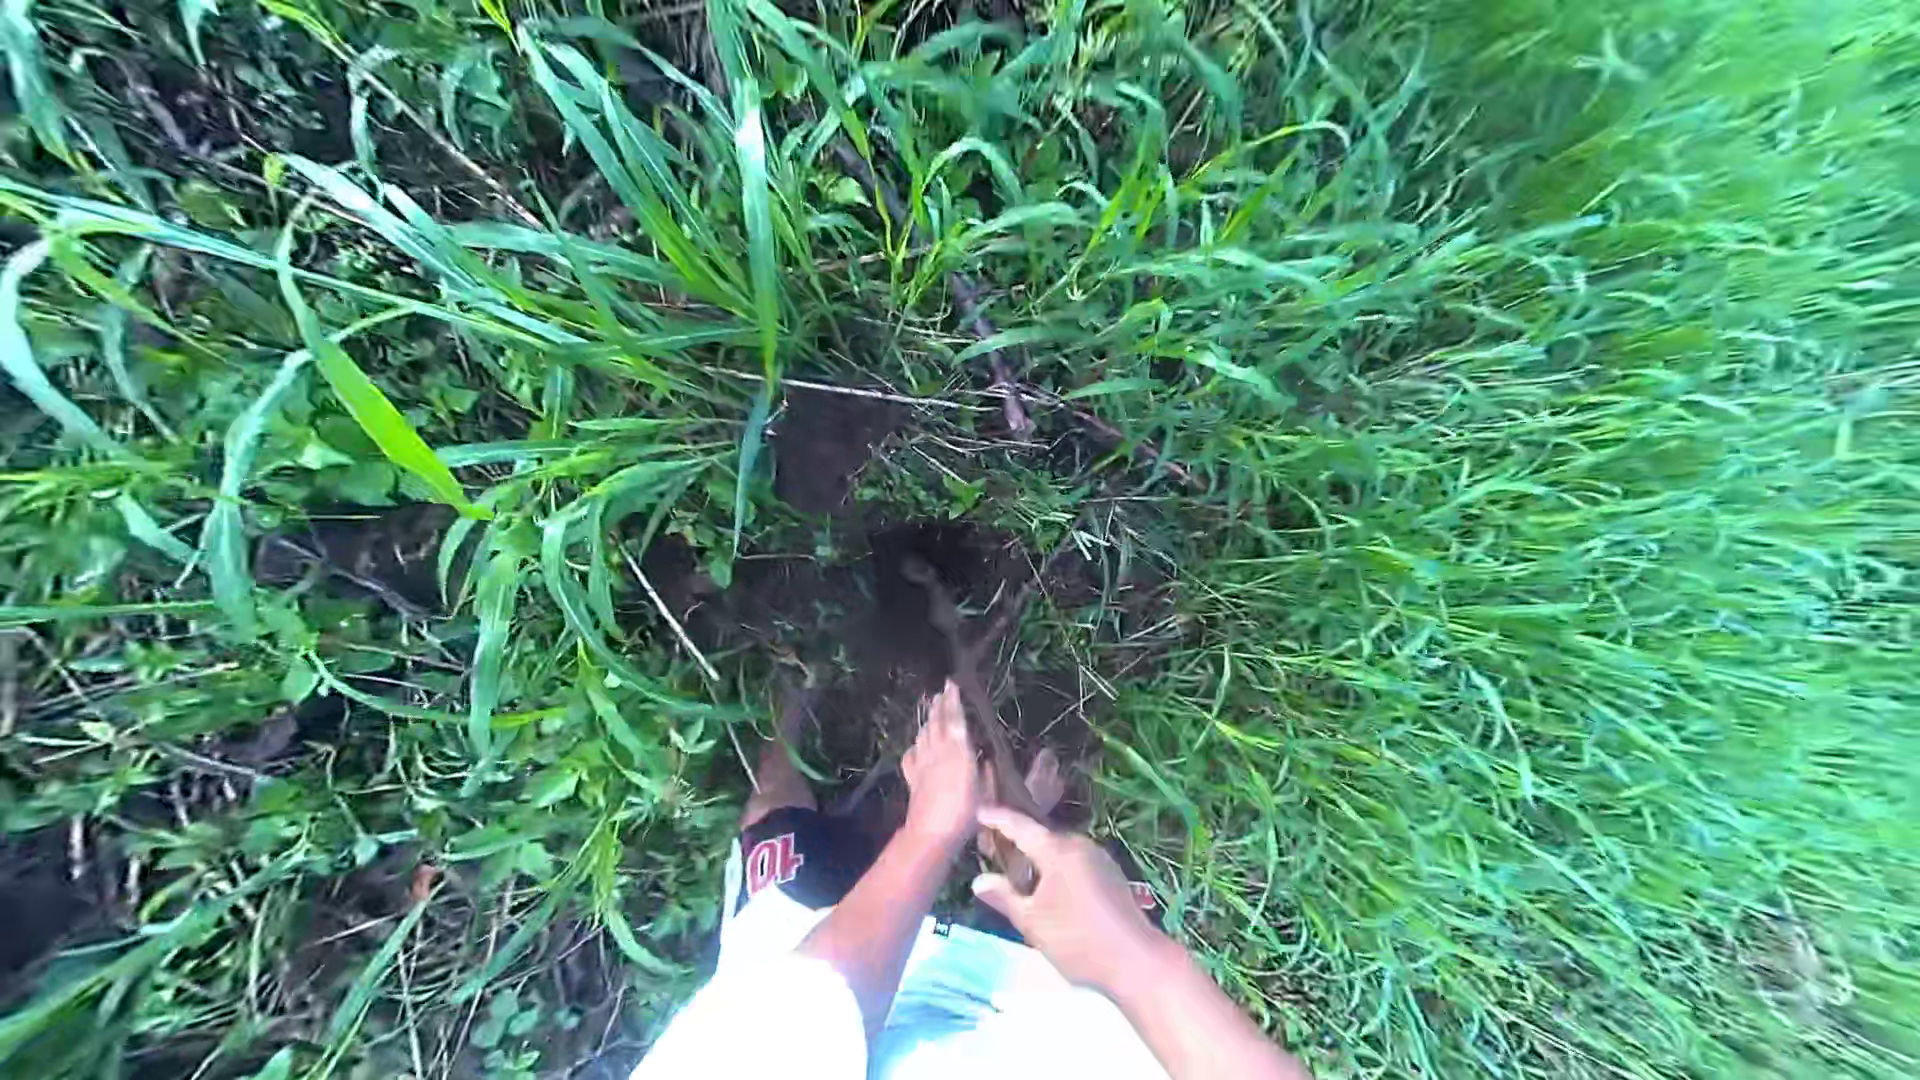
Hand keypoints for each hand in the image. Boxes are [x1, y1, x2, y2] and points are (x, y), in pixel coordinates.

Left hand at [900, 681, 981, 851]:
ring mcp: (922, 762)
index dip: (953, 701)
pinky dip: (916, 744)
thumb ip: (985, 773)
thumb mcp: (984, 792)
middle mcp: (938, 750)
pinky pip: (913, 753)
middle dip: (939, 705)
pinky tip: (918, 744)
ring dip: (928, 720)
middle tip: (941, 692)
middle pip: (937, 722)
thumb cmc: (964, 814)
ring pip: (924, 733)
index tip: (952, 684)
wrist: (931, 833)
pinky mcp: (912, 776)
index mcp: (958, 751)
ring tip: (931, 710)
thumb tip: (984, 760)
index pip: (955, 718)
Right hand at [971, 805, 1167, 992]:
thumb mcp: (1033, 923)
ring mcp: (1098, 857)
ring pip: (1058, 849)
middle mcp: (1078, 844)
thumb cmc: (1079, 941)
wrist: (1138, 962)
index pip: (1020, 825)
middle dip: (1017, 842)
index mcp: (1057, 850)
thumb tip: (978, 881)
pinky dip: (1057, 867)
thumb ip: (1004, 898)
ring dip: (1039, 857)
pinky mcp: (1111, 873)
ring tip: (1020, 875)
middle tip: (994, 852)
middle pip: (1040, 836)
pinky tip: (1052, 890)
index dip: (997, 818)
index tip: (979, 812)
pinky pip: (1075, 860)